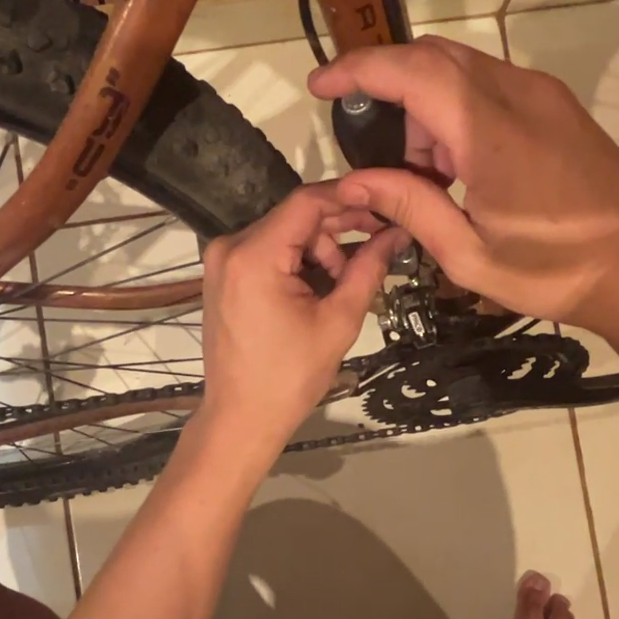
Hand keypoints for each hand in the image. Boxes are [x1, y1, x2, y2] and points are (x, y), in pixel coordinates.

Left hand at [197, 183, 407, 449]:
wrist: (241, 418)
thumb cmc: (290, 378)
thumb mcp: (338, 322)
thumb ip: (368, 270)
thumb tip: (397, 233)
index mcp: (254, 255)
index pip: (308, 201)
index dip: (351, 199)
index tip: (386, 208)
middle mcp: (229, 247)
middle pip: (295, 217)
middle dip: (338, 231)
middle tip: (375, 252)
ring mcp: (222, 262)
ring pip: (283, 234)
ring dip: (319, 251)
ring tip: (344, 285)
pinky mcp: (223, 277)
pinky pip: (267, 253)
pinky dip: (297, 263)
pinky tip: (320, 289)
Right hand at [308, 37, 618, 326]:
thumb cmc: (553, 272)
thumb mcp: (469, 255)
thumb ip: (410, 208)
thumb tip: (351, 182)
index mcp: (491, 131)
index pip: (413, 72)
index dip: (359, 70)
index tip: (320, 85)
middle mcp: (518, 94)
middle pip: (436, 59)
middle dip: (391, 91)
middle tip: (371, 150)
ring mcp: (544, 96)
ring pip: (463, 72)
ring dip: (427, 111)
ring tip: (423, 179)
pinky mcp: (558, 109)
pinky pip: (491, 90)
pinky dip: (458, 116)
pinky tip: (458, 170)